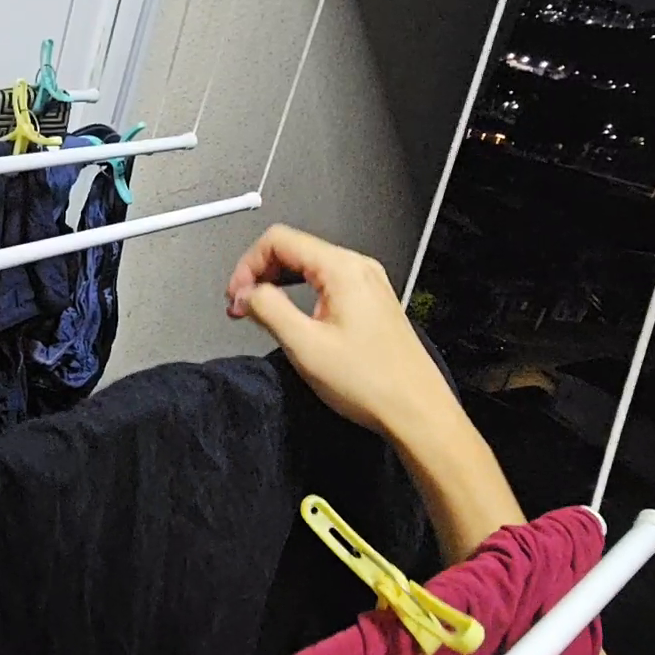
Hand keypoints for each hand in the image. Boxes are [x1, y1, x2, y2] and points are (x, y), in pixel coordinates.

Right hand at [226, 225, 458, 439]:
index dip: (247, 264)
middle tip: (240, 307)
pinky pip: (324, 281)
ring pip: (307, 265)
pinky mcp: (371, 301)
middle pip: (293, 248)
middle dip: (258, 273)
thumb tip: (243, 294)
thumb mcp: (305, 346)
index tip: (234, 298)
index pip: (278, 240)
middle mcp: (357, 266)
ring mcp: (367, 282)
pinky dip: (297, 292)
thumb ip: (267, 309)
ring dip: (276, 283)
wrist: (419, 414)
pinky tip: (288, 316)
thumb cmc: (366, 382)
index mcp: (342, 268)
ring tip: (257, 312)